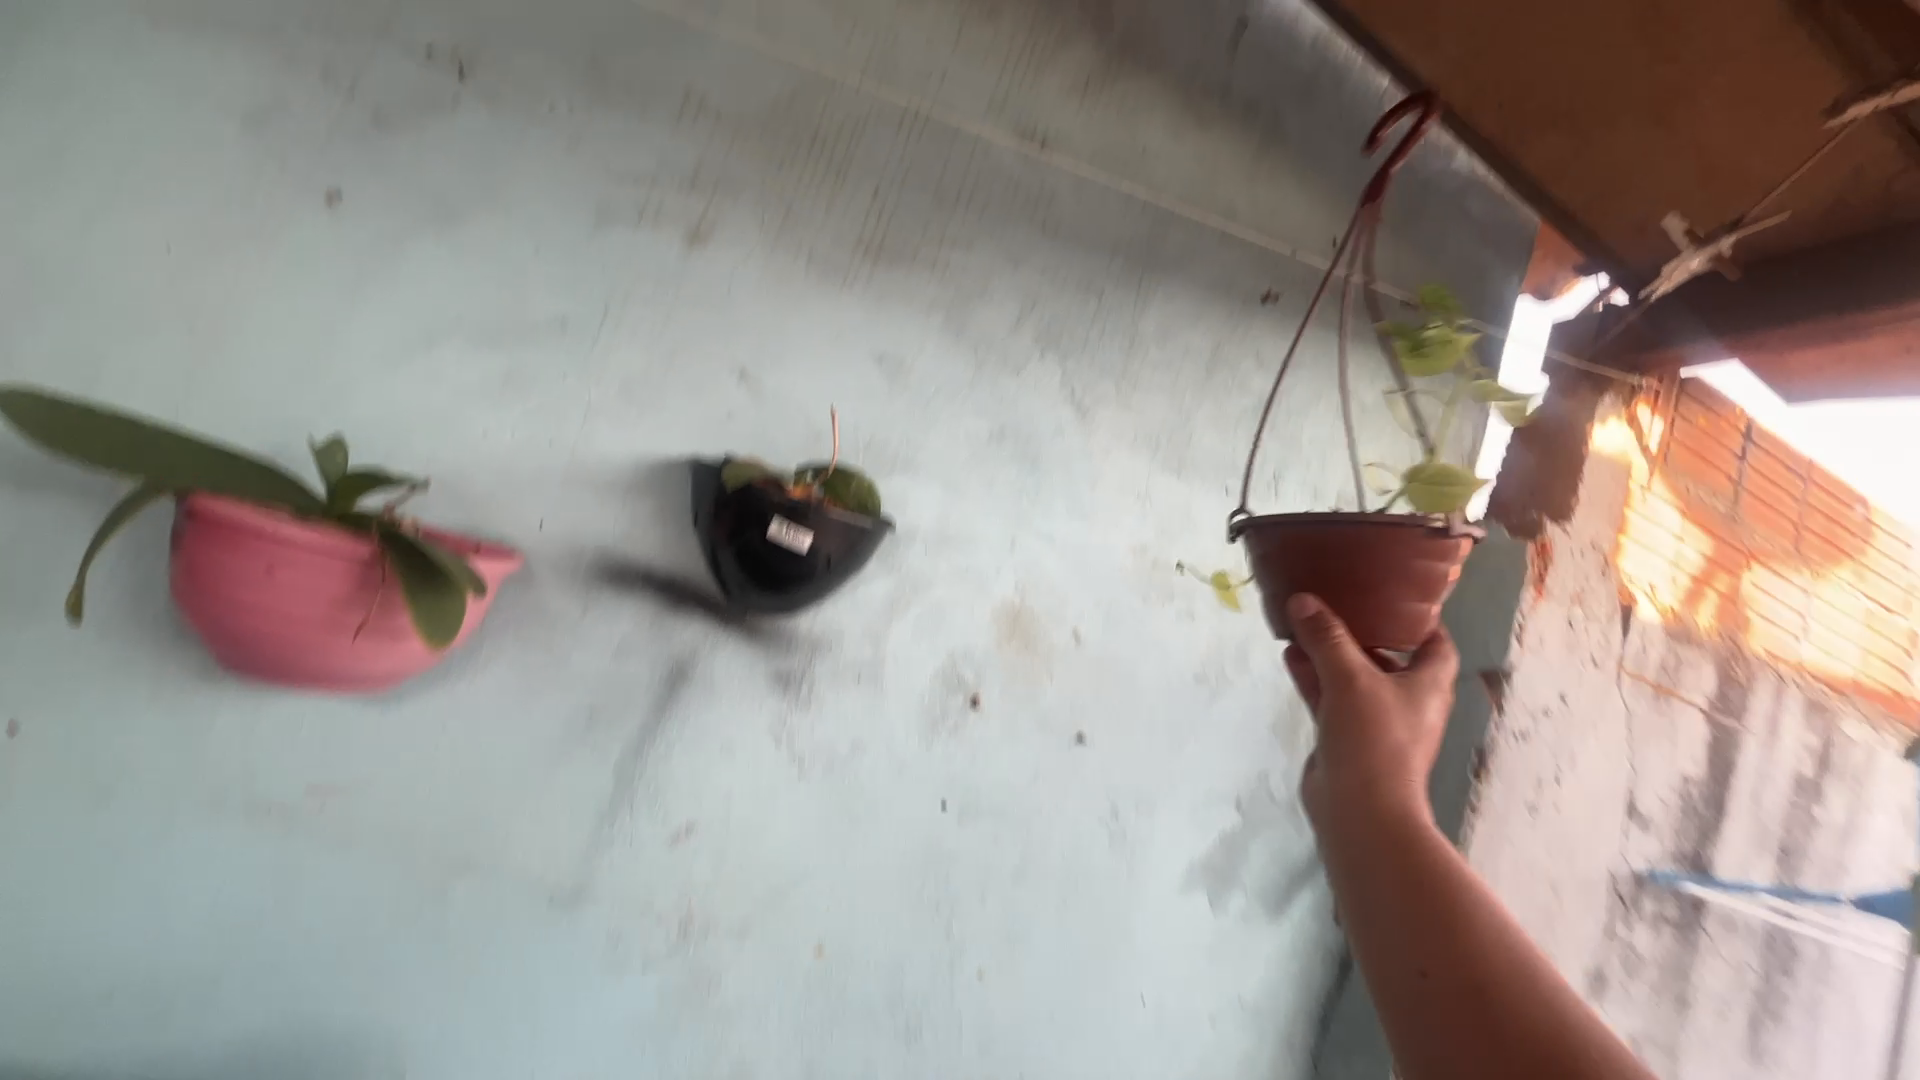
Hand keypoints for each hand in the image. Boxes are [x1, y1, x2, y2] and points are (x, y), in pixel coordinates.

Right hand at [1284, 593, 1457, 828]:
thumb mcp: (1350, 678)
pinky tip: (1289, 655)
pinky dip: (1313, 677)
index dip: (1418, 619)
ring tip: (1302, 623)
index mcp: (1428, 685)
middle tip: (1335, 601)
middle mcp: (1406, 701)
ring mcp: (1374, 721)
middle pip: (1386, 656)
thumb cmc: (1374, 738)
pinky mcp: (1346, 738)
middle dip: (1360, 632)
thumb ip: (1325, 638)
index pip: (1435, 643)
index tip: (1391, 596)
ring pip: (1351, 676)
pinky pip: (1330, 697)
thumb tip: (1302, 599)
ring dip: (1329, 653)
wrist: (1360, 809)